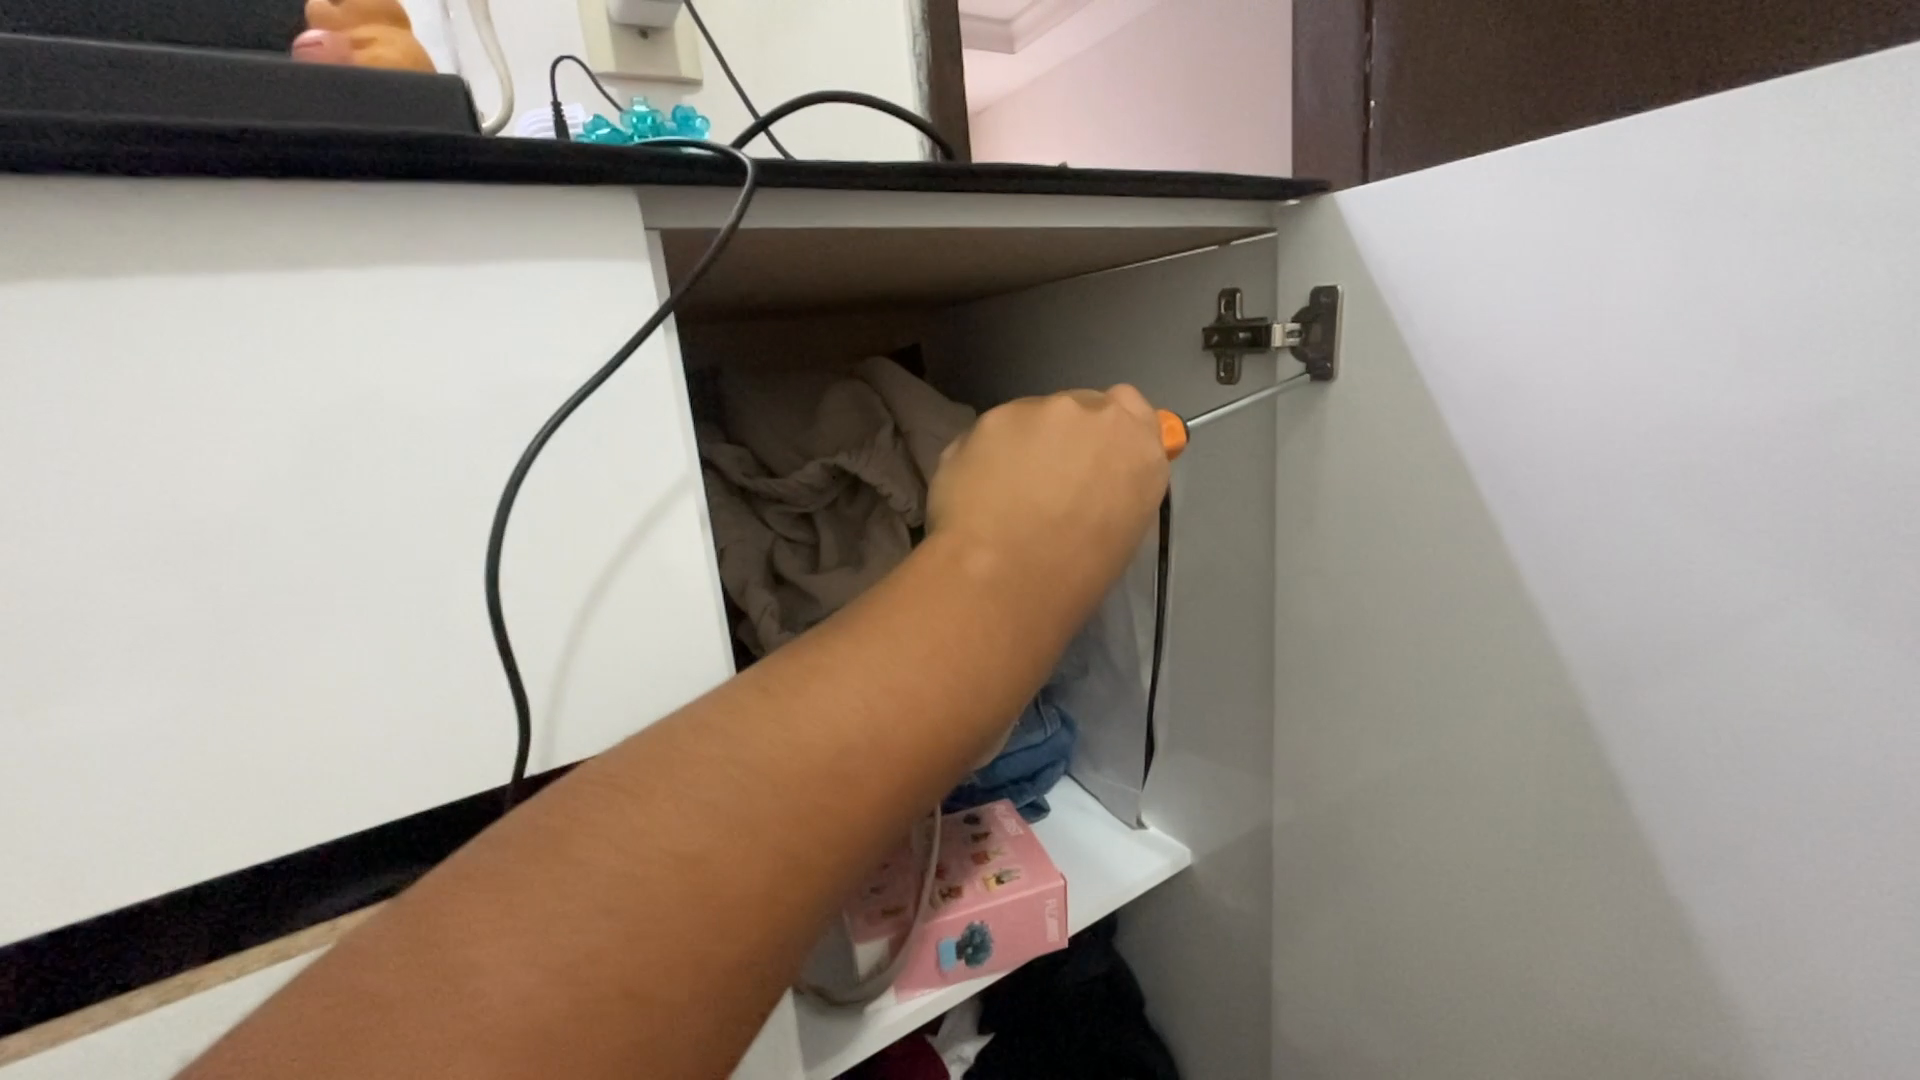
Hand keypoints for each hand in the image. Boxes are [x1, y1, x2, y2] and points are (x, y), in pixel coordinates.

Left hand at [927, 385, 1169, 617]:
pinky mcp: (990, 418)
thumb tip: (1094, 481)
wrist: (1002, 576)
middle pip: (1078, 408)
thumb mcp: (1121, 532)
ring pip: (1031, 418)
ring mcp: (1040, 410)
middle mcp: (1094, 415)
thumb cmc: (1073, 575)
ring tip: (1004, 496)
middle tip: (1043, 483)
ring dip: (1022, 445)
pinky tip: (978, 494)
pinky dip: (985, 455)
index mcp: (1139, 448)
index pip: (1130, 408)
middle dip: (1062, 437)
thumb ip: (1114, 487)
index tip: (1090, 457)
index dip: (1105, 432)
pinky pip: (992, 433)